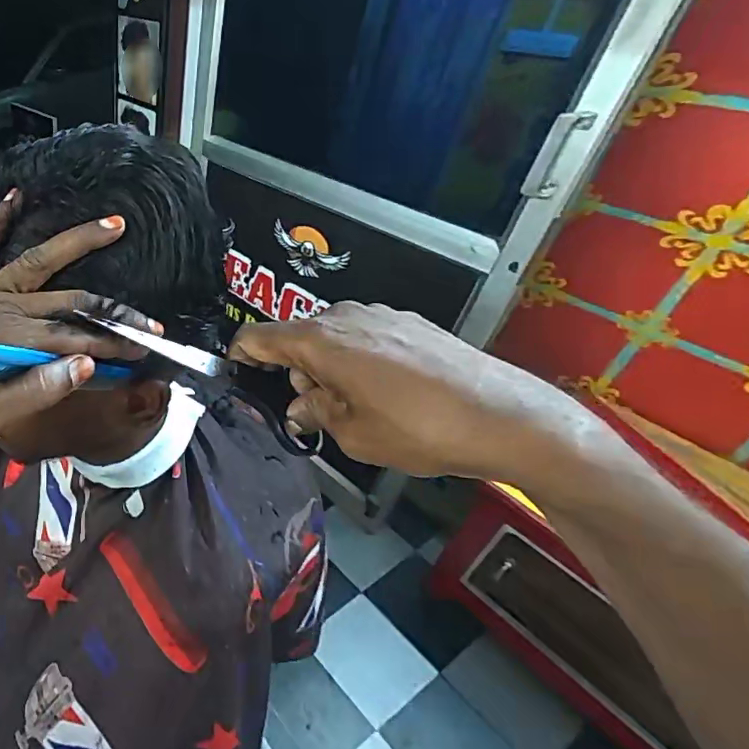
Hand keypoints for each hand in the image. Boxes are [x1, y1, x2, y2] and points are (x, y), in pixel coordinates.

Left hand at [0, 189, 156, 465]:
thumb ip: (34, 391)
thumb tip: (89, 365)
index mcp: (4, 340)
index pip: (73, 341)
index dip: (114, 346)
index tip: (148, 350)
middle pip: (67, 302)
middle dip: (112, 311)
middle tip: (151, 320)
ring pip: (35, 261)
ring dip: (76, 242)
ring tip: (113, 223)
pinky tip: (14, 195)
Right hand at [227, 303, 616, 489]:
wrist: (511, 418)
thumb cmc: (422, 429)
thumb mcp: (354, 434)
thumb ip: (315, 414)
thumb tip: (302, 408)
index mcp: (318, 341)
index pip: (256, 338)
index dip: (239, 357)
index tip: (237, 375)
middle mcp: (343, 316)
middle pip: (295, 337)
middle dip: (295, 371)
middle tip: (316, 410)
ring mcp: (379, 314)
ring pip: (331, 335)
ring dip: (329, 365)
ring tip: (358, 404)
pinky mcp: (410, 321)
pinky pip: (364, 335)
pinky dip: (360, 358)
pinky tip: (389, 390)